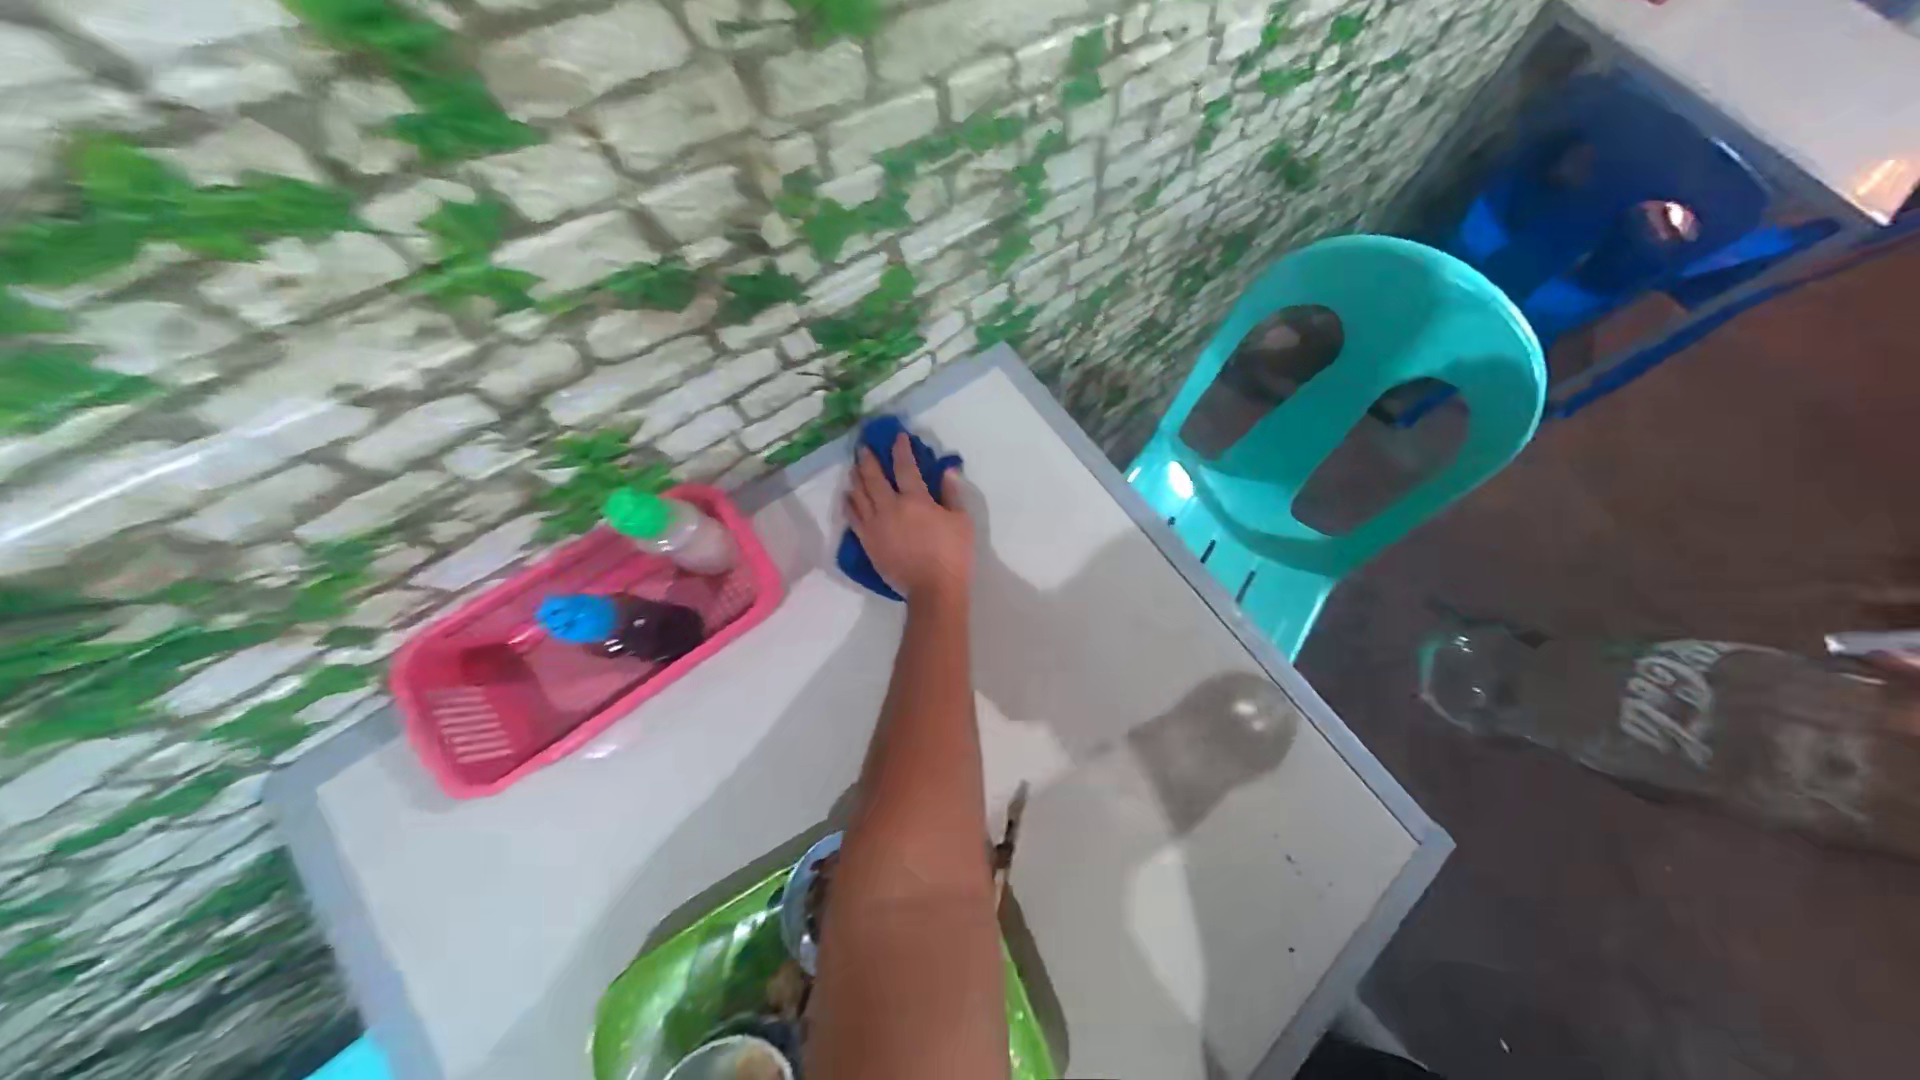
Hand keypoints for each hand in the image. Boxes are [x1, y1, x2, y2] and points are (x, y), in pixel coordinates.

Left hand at [847, 434, 972, 601]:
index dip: (900, 448)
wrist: (932, 590)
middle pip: (873, 476)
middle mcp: (890, 507)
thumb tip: (946, 470)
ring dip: (856, 477)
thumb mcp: (961, 520)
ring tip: (854, 468)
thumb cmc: (952, 554)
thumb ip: (951, 493)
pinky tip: (847, 496)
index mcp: (915, 499)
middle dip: (868, 459)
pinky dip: (849, 503)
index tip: (897, 436)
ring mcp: (875, 525)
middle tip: (864, 447)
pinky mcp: (867, 541)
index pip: (905, 466)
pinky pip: (853, 517)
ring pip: (859, 494)